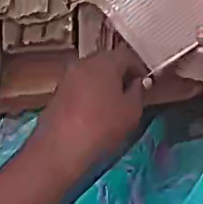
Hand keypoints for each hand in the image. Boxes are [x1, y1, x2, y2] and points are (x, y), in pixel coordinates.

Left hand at [28, 48, 150, 175]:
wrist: (60, 149)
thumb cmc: (102, 127)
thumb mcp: (131, 111)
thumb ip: (138, 92)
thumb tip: (137, 82)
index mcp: (104, 62)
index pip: (126, 55)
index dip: (139, 68)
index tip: (145, 84)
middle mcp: (83, 63)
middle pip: (107, 61)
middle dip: (120, 73)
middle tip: (130, 93)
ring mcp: (67, 77)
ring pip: (91, 73)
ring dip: (103, 83)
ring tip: (112, 105)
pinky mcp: (57, 93)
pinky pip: (79, 86)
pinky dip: (89, 93)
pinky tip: (94, 112)